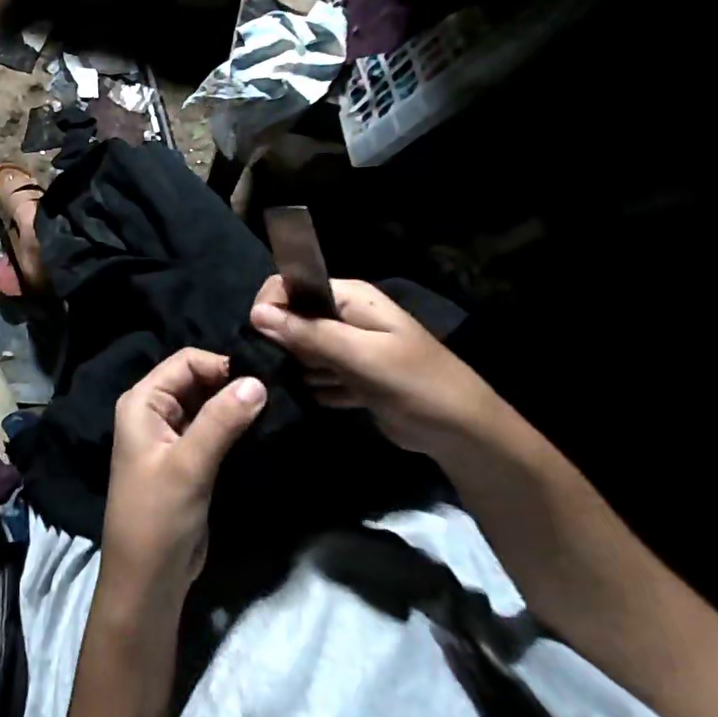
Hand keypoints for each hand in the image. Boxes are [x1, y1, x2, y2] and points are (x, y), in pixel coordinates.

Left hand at [101, 348, 267, 600]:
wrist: (149, 580)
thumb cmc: (158, 517)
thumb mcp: (189, 465)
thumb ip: (221, 421)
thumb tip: (258, 380)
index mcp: (143, 402)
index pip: (186, 361)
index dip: (222, 364)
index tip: (263, 378)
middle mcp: (155, 411)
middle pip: (199, 379)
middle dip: (233, 383)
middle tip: (277, 390)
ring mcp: (173, 435)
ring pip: (210, 403)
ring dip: (237, 404)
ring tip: (277, 405)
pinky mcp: (190, 457)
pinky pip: (215, 428)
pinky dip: (235, 425)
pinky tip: (263, 427)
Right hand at [250, 276, 504, 458]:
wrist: (460, 431)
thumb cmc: (413, 383)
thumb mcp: (360, 355)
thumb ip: (309, 333)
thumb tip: (257, 313)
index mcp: (350, 297)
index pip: (293, 284)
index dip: (272, 305)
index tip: (261, 337)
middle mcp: (346, 316)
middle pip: (295, 318)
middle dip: (286, 342)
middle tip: (294, 366)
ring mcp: (349, 348)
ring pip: (304, 350)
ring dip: (301, 369)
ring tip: (316, 385)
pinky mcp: (351, 377)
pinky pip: (317, 376)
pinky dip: (317, 388)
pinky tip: (328, 399)